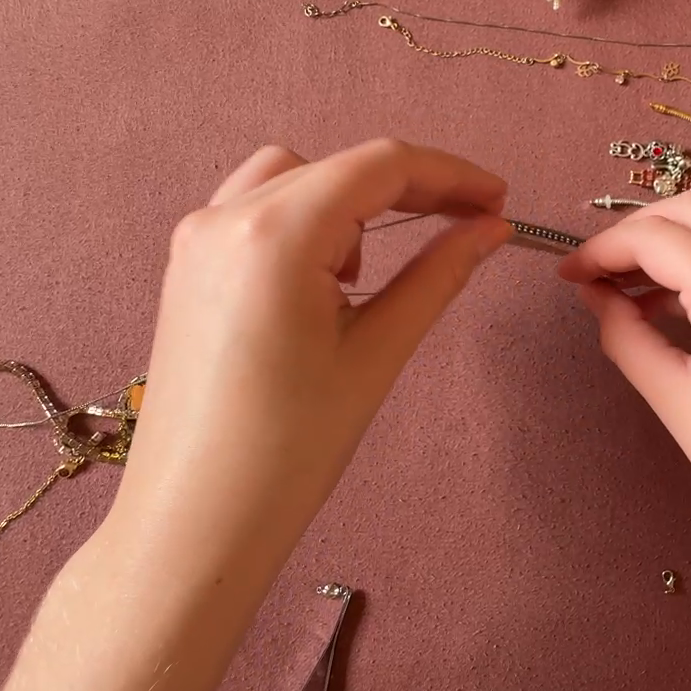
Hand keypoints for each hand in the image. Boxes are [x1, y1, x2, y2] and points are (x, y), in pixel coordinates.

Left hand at [113, 139, 509, 567]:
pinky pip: (262, 206)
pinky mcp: (190, 264)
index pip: (381, 166)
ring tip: (387, 259)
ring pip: (299, 175)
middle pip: (344, 167)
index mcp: (275, 234)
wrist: (194, 524)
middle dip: (415, 186)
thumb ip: (441, 272)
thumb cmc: (294, 446)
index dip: (451, 173)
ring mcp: (198, 237)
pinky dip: (313, 216)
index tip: (500, 199)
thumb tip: (493, 226)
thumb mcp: (380, 350)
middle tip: (474, 218)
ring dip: (359, 197)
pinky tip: (331, 274)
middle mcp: (226, 215)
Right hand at [556, 190, 690, 554]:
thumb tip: (594, 294)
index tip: (567, 274)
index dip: (602, 250)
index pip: (657, 239)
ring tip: (619, 289)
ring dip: (665, 243)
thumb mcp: (675, 400)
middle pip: (689, 211)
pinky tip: (661, 301)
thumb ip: (625, 335)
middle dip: (633, 232)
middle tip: (593, 273)